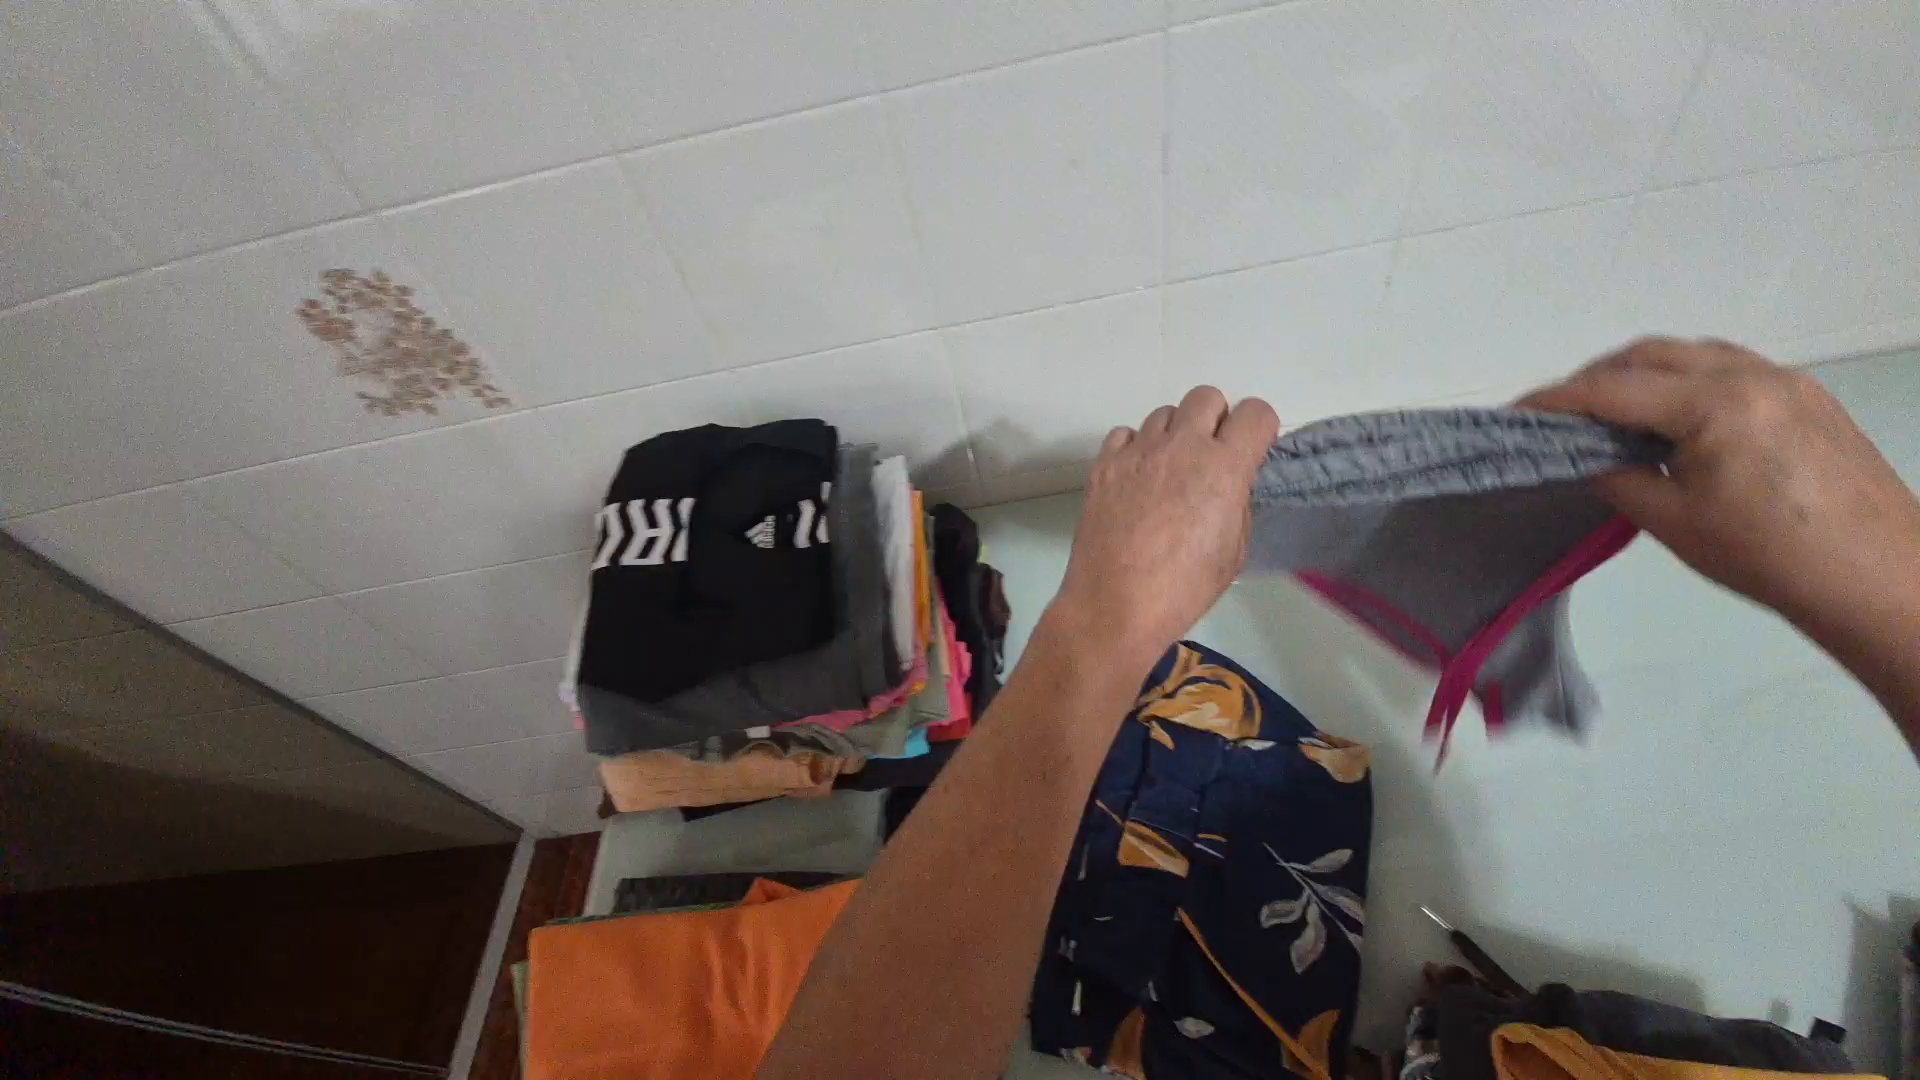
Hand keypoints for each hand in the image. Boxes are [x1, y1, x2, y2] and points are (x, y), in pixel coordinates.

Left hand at [1048, 386, 1279, 670]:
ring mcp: (1137, 452)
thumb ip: (1236, 501)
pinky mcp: (1103, 464)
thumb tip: (1227, 482)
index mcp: (1223, 467)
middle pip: (1206, 397)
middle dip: (1215, 421)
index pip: (1256, 412)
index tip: (1250, 453)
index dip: (1258, 430)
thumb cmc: (1183, 588)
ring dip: (1173, 435)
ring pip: (1163, 414)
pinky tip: (1135, 480)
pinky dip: (1135, 449)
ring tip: (1167, 473)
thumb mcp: (1233, 550)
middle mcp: (1180, 446)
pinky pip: (1125, 435)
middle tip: (1208, 458)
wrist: (1114, 605)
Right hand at [1519, 337, 1919, 628]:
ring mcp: (1787, 382)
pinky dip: (1679, 380)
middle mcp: (1753, 377)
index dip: (1555, 399)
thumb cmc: (1763, 553)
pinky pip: (1725, 368)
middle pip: (1649, 356)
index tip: (1513, 412)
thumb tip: (1585, 455)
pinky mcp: (1806, 398)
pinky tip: (1665, 416)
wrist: (1878, 577)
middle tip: (1557, 415)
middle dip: (1592, 379)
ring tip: (1606, 413)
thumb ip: (1613, 473)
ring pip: (1689, 355)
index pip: (1612, 389)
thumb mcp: (1666, 517)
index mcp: (1716, 405)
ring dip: (1637, 374)